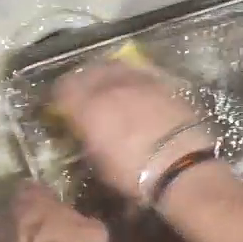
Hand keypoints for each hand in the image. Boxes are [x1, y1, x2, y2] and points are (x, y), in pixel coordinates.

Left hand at [0, 182, 108, 241]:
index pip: (33, 187)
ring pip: (9, 235)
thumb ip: (83, 219)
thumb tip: (83, 221)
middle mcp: (7, 212)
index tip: (54, 205)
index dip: (44, 196)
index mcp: (31, 197)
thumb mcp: (94, 230)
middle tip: (46, 232)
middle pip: (17, 211)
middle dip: (30, 220)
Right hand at [51, 60, 213, 197]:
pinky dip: (134, 78)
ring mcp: (138, 81)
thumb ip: (88, 139)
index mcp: (88, 106)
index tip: (62, 107)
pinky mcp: (163, 83)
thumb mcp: (100, 163)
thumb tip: (87, 132)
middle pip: (88, 71)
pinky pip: (141, 72)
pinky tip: (138, 90)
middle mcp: (110, 86)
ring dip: (108, 74)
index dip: (60, 97)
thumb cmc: (135, 175)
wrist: (181, 166)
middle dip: (83, 81)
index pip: (63, 88)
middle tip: (85, 96)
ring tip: (110, 88)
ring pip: (114, 66)